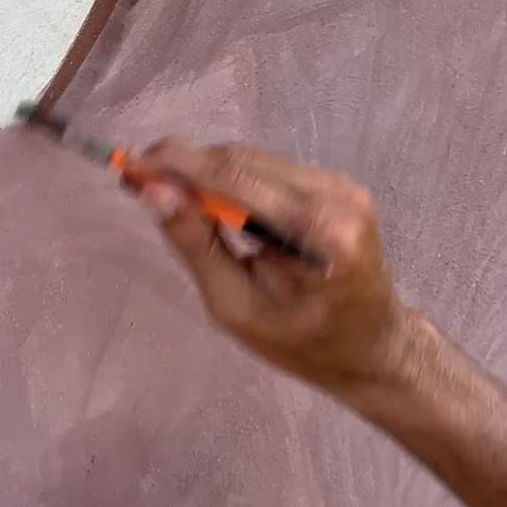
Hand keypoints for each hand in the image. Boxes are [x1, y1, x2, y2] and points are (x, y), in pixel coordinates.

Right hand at [137, 139, 406, 395]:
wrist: (373, 348)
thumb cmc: (301, 343)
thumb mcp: (236, 307)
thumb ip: (196, 245)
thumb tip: (155, 192)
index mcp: (319, 234)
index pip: (233, 177)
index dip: (178, 164)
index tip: (132, 162)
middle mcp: (335, 196)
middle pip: (240, 160)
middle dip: (185, 164)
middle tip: (141, 178)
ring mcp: (341, 184)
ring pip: (251, 158)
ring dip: (206, 170)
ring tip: (172, 192)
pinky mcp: (337, 182)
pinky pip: (268, 167)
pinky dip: (233, 176)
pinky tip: (216, 201)